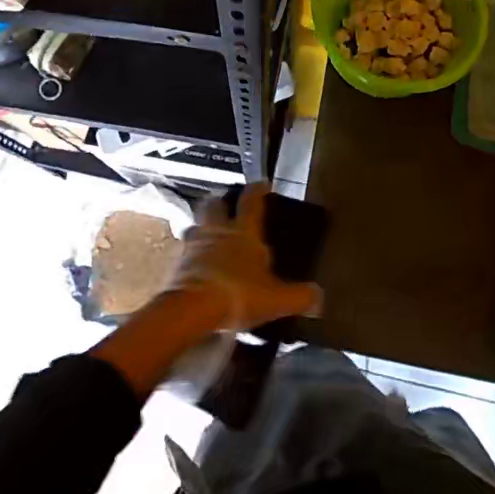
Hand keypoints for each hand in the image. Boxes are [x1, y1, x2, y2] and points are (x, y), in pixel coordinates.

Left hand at [90, 186, 319, 396]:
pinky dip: (191, 256)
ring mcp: (192, 246)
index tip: (262, 183)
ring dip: (202, 229)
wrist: (191, 310)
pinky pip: (184, 253)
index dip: (257, 190)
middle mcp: (216, 232)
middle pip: (214, 205)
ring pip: (195, 227)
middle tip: (226, 206)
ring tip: (209, 238)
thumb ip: (299, 296)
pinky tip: (196, 267)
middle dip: (220, 202)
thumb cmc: (238, 294)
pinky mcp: (175, 265)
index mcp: (243, 232)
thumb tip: (319, 297)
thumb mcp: (276, 299)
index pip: (251, 202)